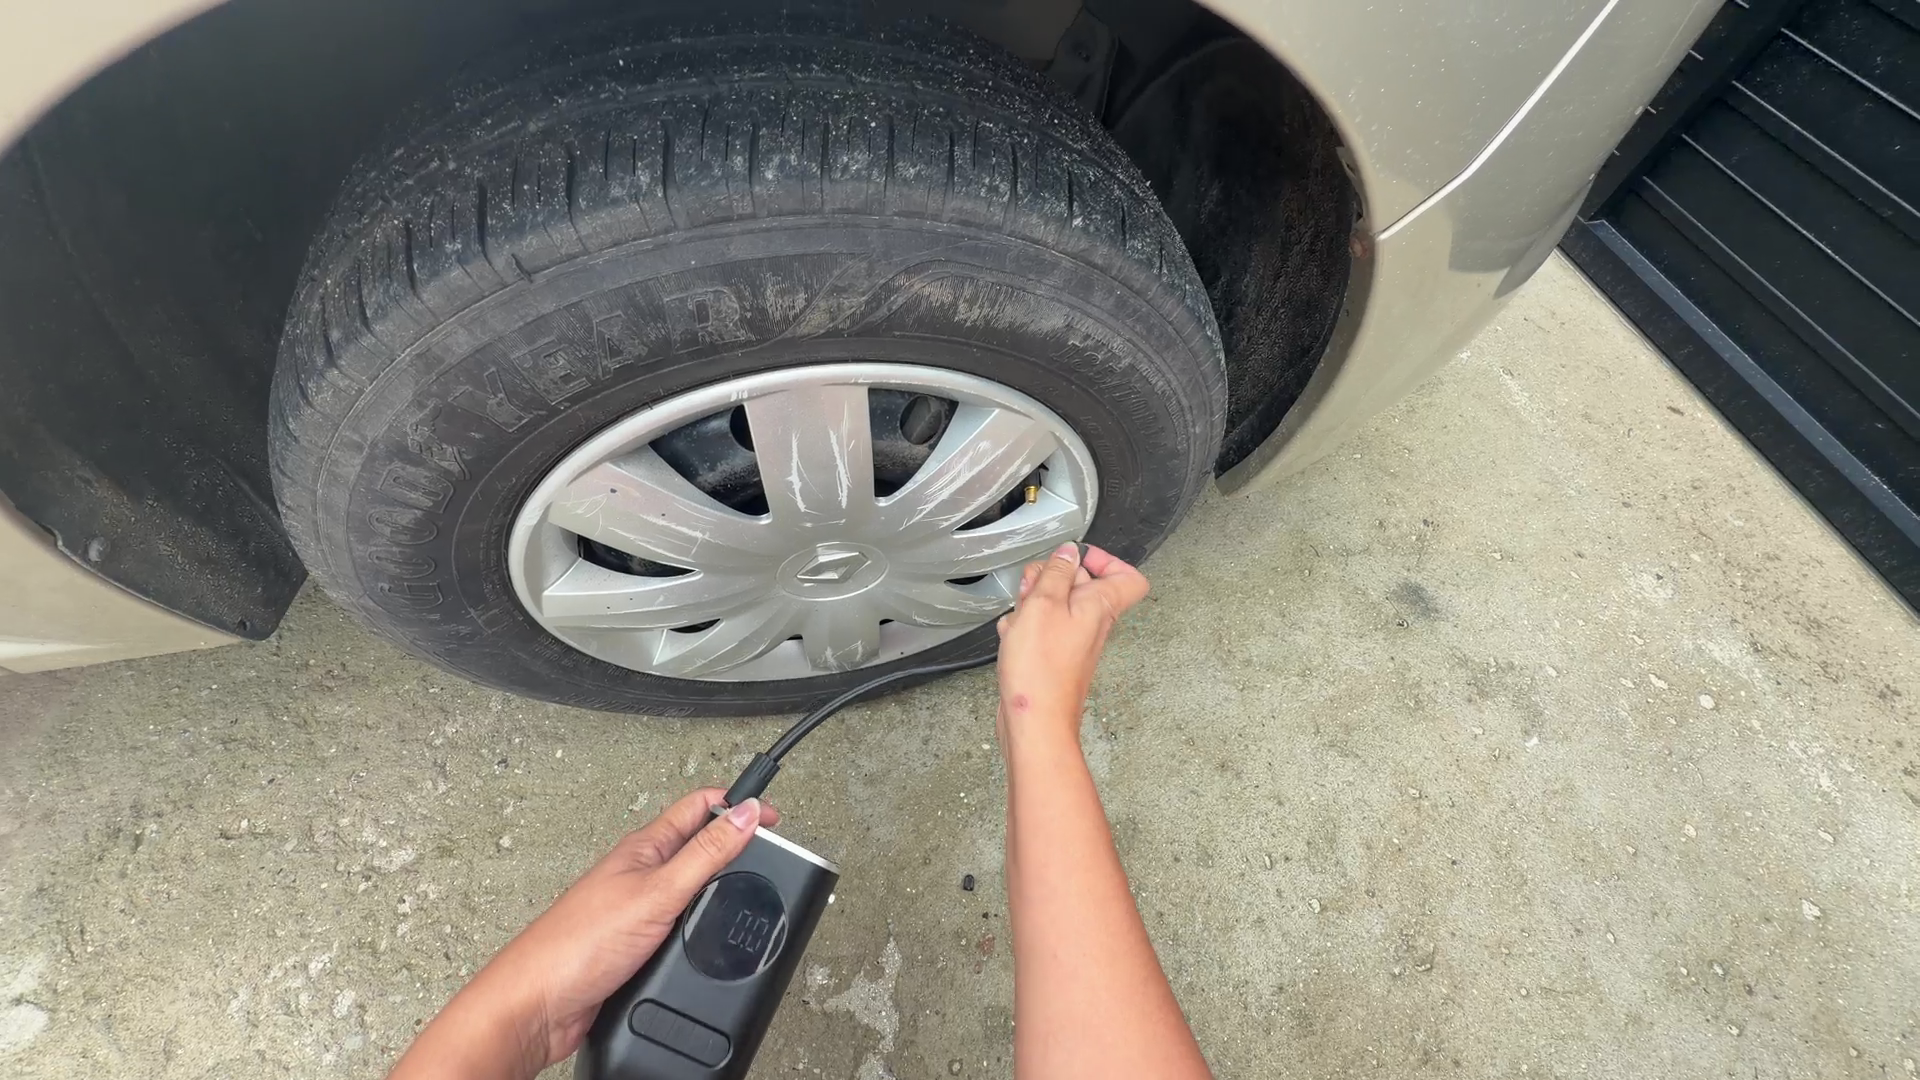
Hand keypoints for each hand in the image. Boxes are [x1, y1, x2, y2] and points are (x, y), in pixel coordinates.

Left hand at [387, 789, 778, 1079]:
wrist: (533, 1011)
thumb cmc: (575, 946)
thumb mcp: (658, 892)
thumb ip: (706, 853)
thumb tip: (746, 813)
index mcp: (646, 846)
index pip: (701, 806)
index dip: (739, 802)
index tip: (772, 814)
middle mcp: (641, 869)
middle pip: (698, 836)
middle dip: (733, 832)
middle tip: (766, 836)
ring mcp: (637, 903)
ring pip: (689, 876)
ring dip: (718, 870)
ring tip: (745, 865)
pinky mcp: (635, 939)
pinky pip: (678, 912)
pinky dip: (701, 910)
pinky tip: (708, 920)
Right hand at [995, 543, 1150, 747]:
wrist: (1034, 719)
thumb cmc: (1041, 668)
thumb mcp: (1044, 604)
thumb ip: (1056, 573)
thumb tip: (1068, 552)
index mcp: (1100, 606)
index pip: (1128, 576)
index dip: (1105, 561)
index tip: (1075, 557)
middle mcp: (1092, 623)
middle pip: (1080, 585)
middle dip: (1051, 579)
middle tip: (1034, 588)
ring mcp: (1073, 640)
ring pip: (1055, 605)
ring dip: (1032, 603)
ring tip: (1021, 616)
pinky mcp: (1053, 655)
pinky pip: (1040, 628)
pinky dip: (1024, 626)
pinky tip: (1012, 635)